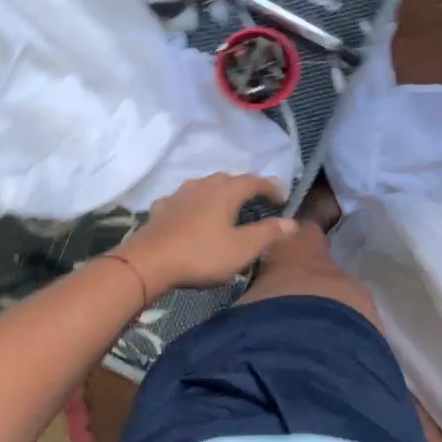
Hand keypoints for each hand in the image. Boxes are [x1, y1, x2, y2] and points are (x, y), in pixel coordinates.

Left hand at [116, 174, 296, 295]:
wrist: (149, 262)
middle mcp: (202, 186)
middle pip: (228, 179)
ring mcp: (178, 195)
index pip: (253, 181)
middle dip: (245, 187)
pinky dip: (194, 203)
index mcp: (224, 192)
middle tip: (258, 200)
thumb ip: (267, 234)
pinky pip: (183, 200)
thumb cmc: (200, 255)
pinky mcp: (161, 208)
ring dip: (219, 192)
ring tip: (227, 205)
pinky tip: (191, 213)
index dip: (270, 187)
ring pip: (204, 186)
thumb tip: (292, 222)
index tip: (283, 197)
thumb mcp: (241, 249)